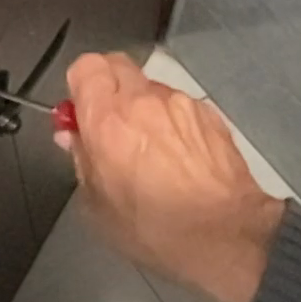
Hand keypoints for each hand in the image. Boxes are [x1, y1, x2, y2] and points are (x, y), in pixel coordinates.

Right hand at [58, 52, 285, 301]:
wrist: (228, 237)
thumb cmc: (153, 228)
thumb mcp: (97, 205)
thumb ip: (81, 159)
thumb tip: (72, 134)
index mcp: (108, 120)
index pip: (86, 67)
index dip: (80, 85)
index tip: (82, 112)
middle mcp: (143, 100)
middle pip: (116, 64)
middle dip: (108, 86)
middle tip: (110, 122)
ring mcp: (180, 103)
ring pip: (148, 86)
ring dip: (141, 105)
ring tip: (150, 147)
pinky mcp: (208, 113)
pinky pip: (178, 104)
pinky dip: (171, 119)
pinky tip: (179, 155)